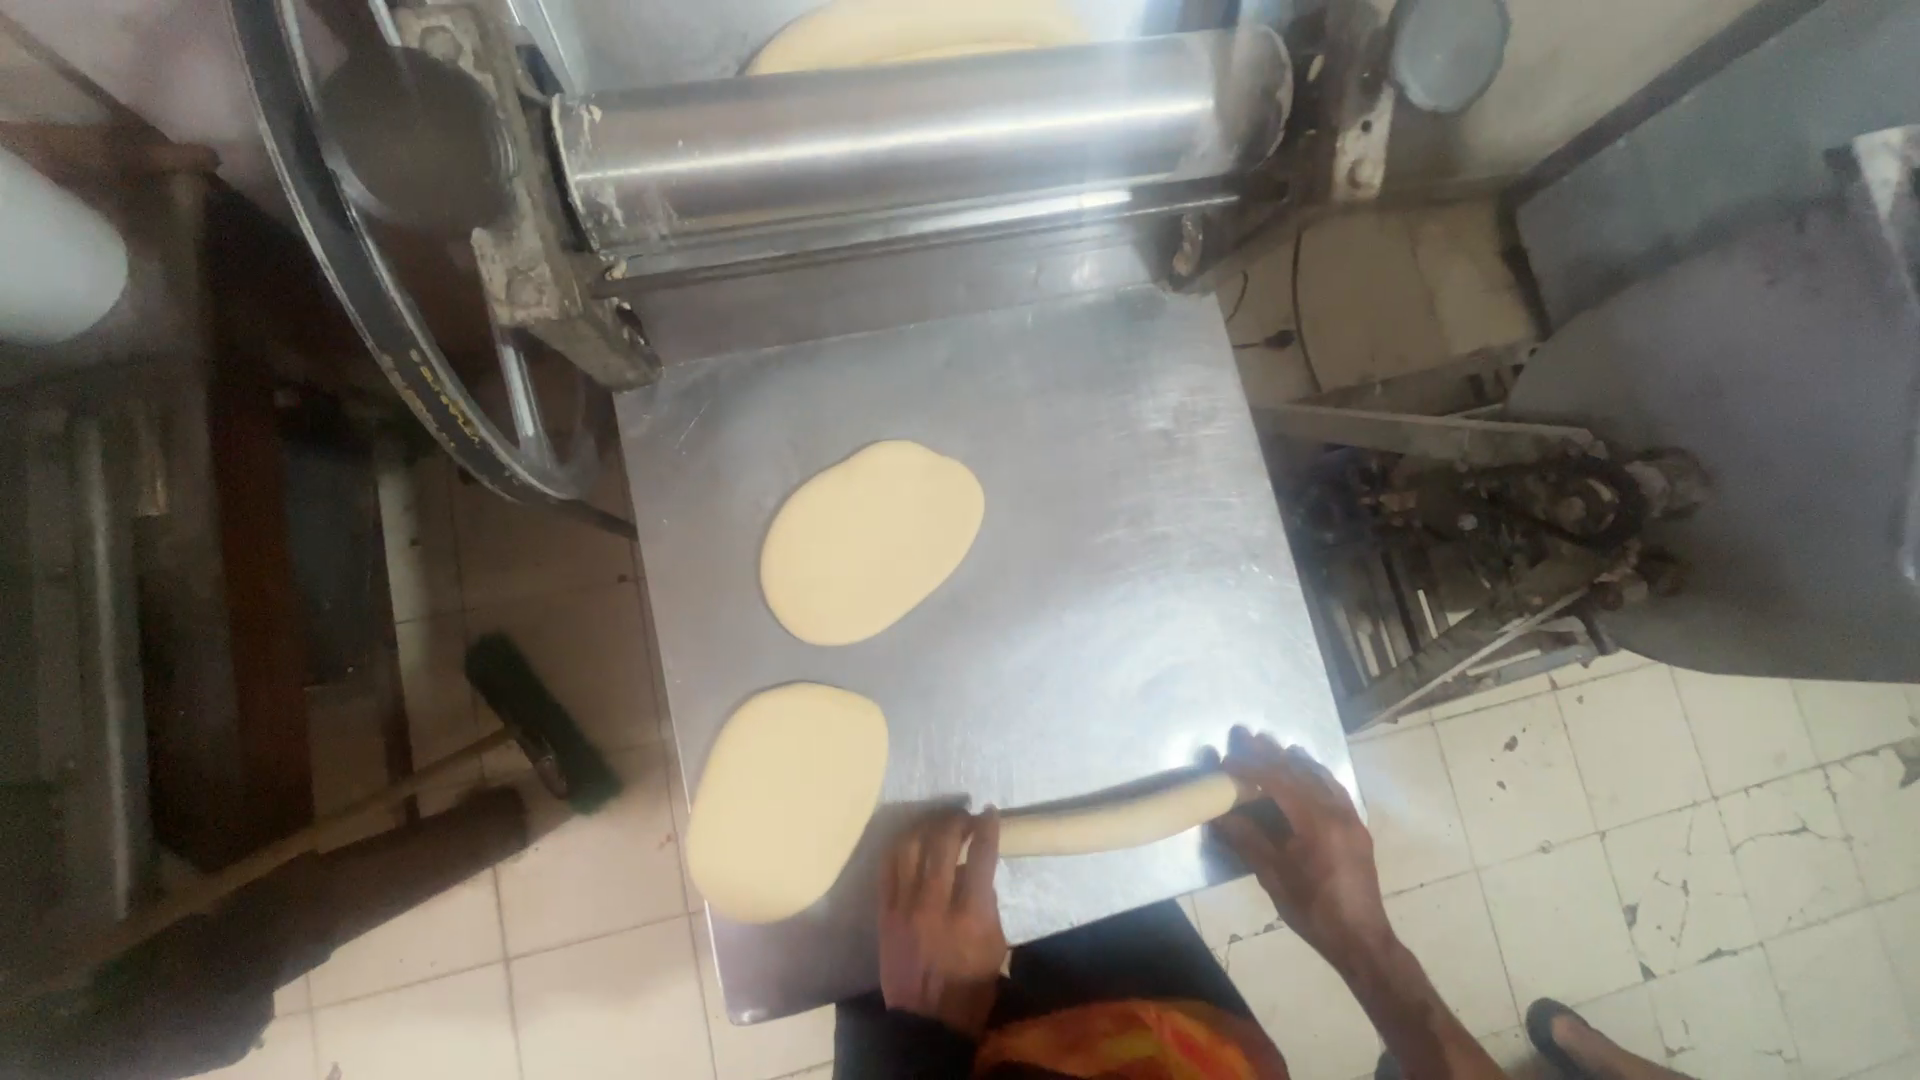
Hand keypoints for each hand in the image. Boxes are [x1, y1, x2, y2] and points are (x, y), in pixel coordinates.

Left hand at [878, 809, 1006, 1037]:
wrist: (926, 1021)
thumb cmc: (971, 985)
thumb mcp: (995, 943)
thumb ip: (986, 901)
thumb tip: (974, 866)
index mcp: (970, 915)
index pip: (981, 855)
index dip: (987, 827)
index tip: (989, 812)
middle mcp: (935, 904)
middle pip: (943, 842)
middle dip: (956, 820)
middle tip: (964, 815)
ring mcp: (904, 906)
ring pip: (911, 846)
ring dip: (927, 826)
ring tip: (938, 822)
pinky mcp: (884, 912)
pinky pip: (888, 866)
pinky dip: (902, 846)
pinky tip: (913, 839)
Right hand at [1214, 727, 1393, 968]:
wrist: (1362, 941)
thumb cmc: (1313, 909)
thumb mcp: (1272, 875)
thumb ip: (1246, 838)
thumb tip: (1219, 813)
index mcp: (1316, 821)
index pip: (1278, 780)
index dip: (1251, 766)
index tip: (1227, 759)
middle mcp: (1337, 812)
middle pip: (1300, 772)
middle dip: (1270, 754)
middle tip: (1247, 735)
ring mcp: (1351, 819)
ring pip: (1320, 777)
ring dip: (1294, 761)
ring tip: (1274, 747)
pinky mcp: (1357, 829)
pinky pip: (1334, 789)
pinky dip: (1315, 775)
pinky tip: (1306, 773)